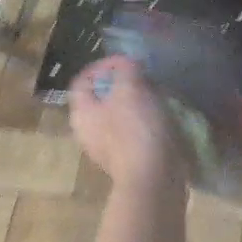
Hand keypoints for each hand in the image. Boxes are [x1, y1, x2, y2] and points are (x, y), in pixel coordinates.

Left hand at [68, 56, 177, 187]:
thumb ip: (125, 69)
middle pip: (100, 97)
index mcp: (81, 112)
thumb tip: (126, 63)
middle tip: (144, 77)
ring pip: (117, 115)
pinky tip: (160, 119)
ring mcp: (106, 147)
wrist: (153, 179)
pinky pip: (131, 131)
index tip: (127, 61)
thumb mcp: (130, 90)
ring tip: (156, 95)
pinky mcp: (126, 159)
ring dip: (135, 102)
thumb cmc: (136, 131)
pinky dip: (143, 121)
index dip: (102, 65)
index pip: (82, 79)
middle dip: (121, 83)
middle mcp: (87, 130)